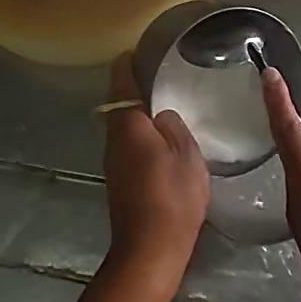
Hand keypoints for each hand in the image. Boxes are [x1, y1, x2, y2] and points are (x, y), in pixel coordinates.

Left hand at [102, 55, 208, 283]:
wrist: (149, 251)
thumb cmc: (171, 197)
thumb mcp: (187, 155)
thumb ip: (174, 126)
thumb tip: (163, 115)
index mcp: (128, 124)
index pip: (121, 81)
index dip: (128, 62)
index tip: (140, 51)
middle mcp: (113, 137)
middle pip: (120, 103)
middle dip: (136, 89)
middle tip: (162, 78)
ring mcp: (113, 160)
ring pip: (125, 126)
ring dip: (140, 115)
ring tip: (167, 108)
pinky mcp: (119, 179)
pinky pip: (129, 145)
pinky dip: (142, 137)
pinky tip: (162, 143)